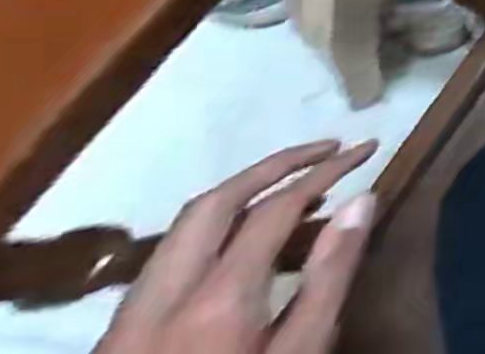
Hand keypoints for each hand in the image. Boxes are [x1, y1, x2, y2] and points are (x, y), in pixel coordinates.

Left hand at [97, 139, 378, 353]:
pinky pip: (169, 258)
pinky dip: (216, 228)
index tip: (368, 150)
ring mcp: (128, 320)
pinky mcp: (116, 340)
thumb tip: (363, 199)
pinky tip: (247, 241)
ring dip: (242, 193)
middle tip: (328, 151)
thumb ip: (330, 276)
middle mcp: (163, 297)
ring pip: (181, 228)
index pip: (278, 207)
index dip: (328, 171)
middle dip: (276, 165)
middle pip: (215, 202)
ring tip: (295, 186)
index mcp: (217, 301)